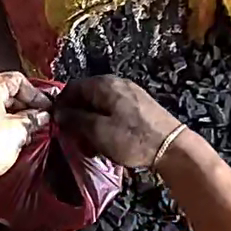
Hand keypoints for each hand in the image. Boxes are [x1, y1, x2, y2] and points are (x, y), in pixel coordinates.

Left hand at [0, 73, 53, 186]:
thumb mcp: (18, 131)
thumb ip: (34, 119)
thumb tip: (40, 116)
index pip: (18, 80)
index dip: (37, 94)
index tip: (46, 107)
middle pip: (6, 91)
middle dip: (25, 106)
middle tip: (39, 120)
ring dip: (12, 117)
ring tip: (24, 133)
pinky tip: (6, 140)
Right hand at [55, 76, 183, 168]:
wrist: (172, 148)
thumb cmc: (132, 139)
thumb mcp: (97, 131)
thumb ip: (75, 119)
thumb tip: (59, 112)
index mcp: (104, 84)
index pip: (71, 87)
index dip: (61, 106)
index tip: (57, 125)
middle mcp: (116, 83)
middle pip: (86, 97)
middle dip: (78, 118)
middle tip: (76, 140)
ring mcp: (130, 93)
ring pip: (100, 106)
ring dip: (92, 125)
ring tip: (93, 147)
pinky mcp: (139, 106)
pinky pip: (114, 112)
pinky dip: (106, 126)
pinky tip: (109, 143)